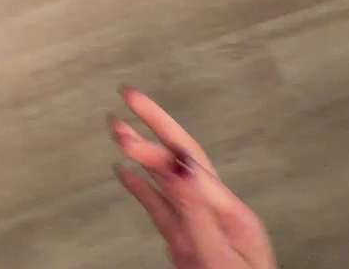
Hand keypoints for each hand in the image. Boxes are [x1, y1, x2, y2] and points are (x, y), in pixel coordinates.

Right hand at [109, 87, 276, 268]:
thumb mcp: (219, 259)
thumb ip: (198, 212)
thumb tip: (179, 162)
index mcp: (232, 214)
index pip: (187, 162)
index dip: (157, 132)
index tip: (128, 108)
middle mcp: (217, 215)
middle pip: (181, 160)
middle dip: (154, 127)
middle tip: (127, 95)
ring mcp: (201, 230)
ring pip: (168, 181)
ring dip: (143, 153)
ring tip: (116, 127)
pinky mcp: (187, 247)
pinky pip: (161, 209)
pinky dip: (141, 189)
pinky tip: (123, 173)